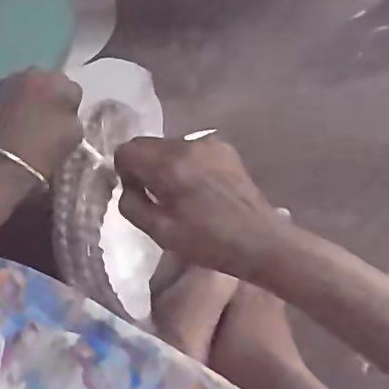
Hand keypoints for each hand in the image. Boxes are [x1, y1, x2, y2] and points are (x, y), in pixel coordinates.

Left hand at [0, 70, 82, 184]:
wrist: (8, 160)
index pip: (72, 89)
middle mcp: (36, 74)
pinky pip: (12, 88)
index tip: (65, 117)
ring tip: (28, 113)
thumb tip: (62, 110)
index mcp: (61, 84)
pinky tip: (14, 112)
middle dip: (50, 93)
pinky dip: (15, 97)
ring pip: (29, 82)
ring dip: (31, 92)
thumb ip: (71, 113)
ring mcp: (13, 79)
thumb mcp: (75, 132)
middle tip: (47, 113)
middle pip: (49, 80)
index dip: (70, 105)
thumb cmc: (46, 149)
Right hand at [114, 136, 290, 279]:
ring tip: (179, 194)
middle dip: (143, 167)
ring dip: (164, 165)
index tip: (137, 193)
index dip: (124, 172)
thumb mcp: (159, 231)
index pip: (126, 151)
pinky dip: (184, 164)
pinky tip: (198, 188)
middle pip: (146, 145)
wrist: (264, 243)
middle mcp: (187, 145)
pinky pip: (189, 150)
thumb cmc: (209, 242)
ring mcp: (209, 145)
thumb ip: (131, 204)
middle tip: (156, 197)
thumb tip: (126, 188)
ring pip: (167, 146)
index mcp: (169, 164)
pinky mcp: (224, 150)